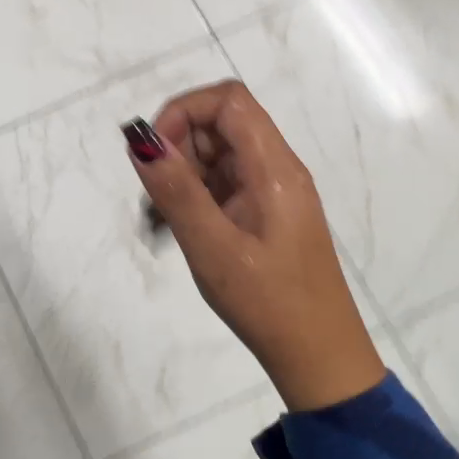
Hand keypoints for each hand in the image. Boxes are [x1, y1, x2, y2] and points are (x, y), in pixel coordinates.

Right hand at [129, 80, 384, 411]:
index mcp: (274, 169)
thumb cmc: (267, 302)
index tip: (156, 153)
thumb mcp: (212, 247)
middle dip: (177, 145)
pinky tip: (182, 228)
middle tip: (158, 194)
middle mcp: (276, 169)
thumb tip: (140, 140)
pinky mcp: (264, 211)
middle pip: (220, 121)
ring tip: (165, 218)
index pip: (228, 100)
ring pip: (216, 151)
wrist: (318, 358)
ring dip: (180, 171)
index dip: (184, 111)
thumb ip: (175, 190)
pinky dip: (193, 192)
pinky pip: (221, 179)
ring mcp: (271, 190)